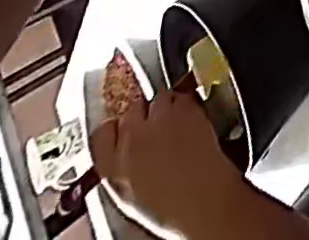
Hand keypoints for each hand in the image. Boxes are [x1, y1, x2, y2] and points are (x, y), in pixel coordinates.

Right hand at [90, 90, 249, 235]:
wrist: (207, 204)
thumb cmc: (173, 210)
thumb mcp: (132, 197)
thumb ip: (120, 168)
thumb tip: (121, 151)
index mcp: (113, 168)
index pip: (101, 134)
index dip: (115, 130)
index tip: (123, 130)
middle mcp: (132, 139)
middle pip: (131, 110)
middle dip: (143, 117)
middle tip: (157, 132)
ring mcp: (159, 120)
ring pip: (157, 99)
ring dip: (165, 109)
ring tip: (176, 129)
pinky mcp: (184, 108)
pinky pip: (180, 97)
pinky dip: (184, 106)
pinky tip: (190, 125)